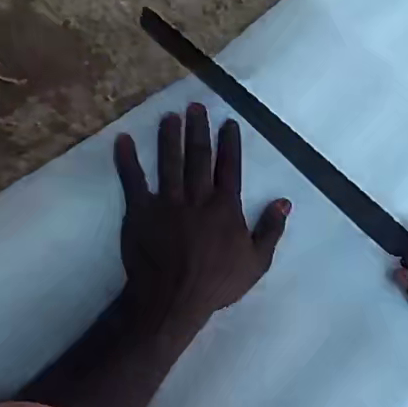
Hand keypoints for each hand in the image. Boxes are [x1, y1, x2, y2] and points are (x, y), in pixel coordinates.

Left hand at [114, 104, 289, 327]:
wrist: (173, 299)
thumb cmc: (217, 282)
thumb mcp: (257, 261)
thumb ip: (271, 229)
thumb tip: (285, 202)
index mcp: (225, 207)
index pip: (229, 167)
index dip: (229, 143)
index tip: (228, 123)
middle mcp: (197, 196)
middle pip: (198, 156)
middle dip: (198, 130)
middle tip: (195, 107)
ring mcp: (167, 202)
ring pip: (169, 161)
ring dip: (169, 137)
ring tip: (169, 116)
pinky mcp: (140, 211)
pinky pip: (133, 181)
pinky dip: (127, 160)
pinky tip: (122, 140)